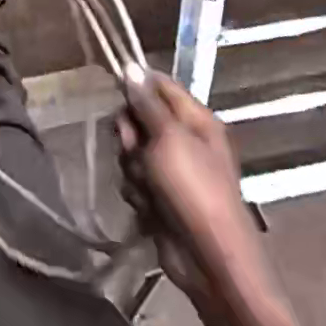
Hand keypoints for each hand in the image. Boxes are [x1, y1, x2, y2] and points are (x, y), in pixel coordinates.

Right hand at [119, 73, 312, 325]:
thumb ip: (146, 103)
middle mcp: (185, 139)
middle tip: (133, 148)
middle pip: (141, 119)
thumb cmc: (193, 189)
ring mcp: (173, 170)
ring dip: (132, 168)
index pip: (161, 85)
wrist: (209, 259)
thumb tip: (130, 66)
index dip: (137, 86)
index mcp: (196, 119)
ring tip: (146, 186)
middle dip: (131, 136)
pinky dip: (137, 193)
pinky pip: (135, 181)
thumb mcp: (168, 137)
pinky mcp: (161, 197)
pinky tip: (147, 206)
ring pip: (133, 152)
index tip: (116, 90)